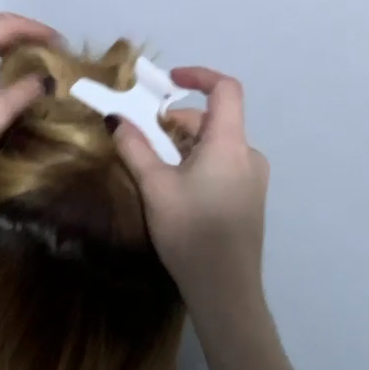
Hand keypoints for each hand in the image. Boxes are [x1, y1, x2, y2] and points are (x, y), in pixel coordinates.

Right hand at [110, 67, 269, 300]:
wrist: (226, 293)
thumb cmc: (191, 233)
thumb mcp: (155, 186)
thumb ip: (135, 146)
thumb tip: (116, 119)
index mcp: (230, 144)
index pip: (225, 90)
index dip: (197, 76)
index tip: (167, 80)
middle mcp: (248, 155)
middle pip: (211, 119)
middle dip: (174, 121)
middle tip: (140, 136)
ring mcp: (252, 178)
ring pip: (213, 143)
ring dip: (181, 144)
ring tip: (151, 166)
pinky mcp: (248, 198)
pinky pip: (220, 163)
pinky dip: (194, 161)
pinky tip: (172, 186)